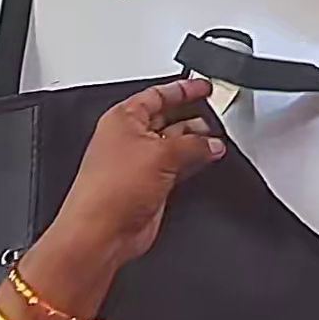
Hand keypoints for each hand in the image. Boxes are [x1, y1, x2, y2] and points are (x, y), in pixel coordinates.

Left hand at [48, 79, 225, 267]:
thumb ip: (193, 144)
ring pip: (174, 143)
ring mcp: (139, 162)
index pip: (157, 94)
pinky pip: (176, 166)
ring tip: (216, 138)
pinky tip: (208, 158)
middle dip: (192, 116)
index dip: (182, 89)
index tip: (202, 86)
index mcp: (123, 119)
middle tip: (215, 112)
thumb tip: (211, 142)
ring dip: (195, 141)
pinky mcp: (149, 184)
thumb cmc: (110, 189)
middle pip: (167, 118)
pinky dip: (193, 161)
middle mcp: (129, 138)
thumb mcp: (160, 154)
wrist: (102, 232)